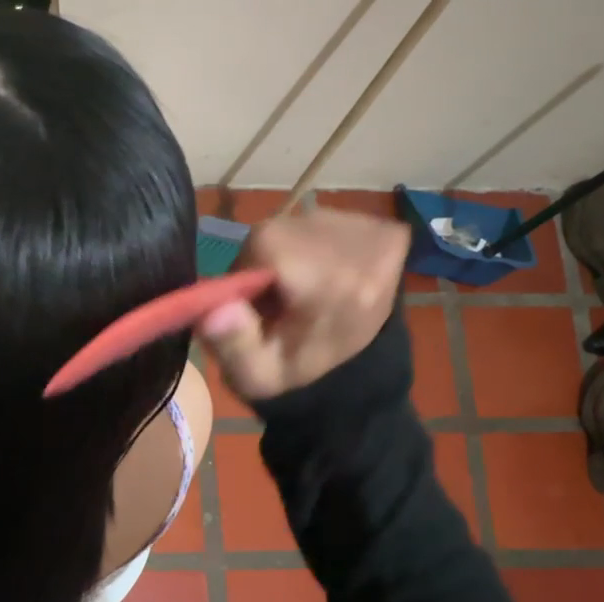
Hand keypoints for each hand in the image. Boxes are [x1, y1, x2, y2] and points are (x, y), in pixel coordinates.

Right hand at [195, 208, 409, 401]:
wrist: (349, 377)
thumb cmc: (291, 373)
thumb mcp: (253, 375)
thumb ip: (233, 343)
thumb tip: (214, 308)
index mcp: (334, 288)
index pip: (269, 242)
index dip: (247, 267)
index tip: (253, 303)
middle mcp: (365, 251)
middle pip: (283, 230)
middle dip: (265, 261)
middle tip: (271, 302)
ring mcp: (381, 236)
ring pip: (300, 222)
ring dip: (287, 253)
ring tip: (295, 291)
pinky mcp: (389, 229)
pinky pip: (326, 222)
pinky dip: (312, 247)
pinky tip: (318, 278)